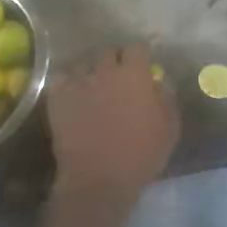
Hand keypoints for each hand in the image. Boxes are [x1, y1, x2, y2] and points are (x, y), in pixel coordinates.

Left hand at [45, 45, 177, 211]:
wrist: (98, 179)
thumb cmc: (141, 155)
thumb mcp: (169, 128)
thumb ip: (167, 98)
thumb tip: (159, 81)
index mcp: (134, 75)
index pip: (137, 47)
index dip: (140, 55)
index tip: (142, 66)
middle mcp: (105, 71)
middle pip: (109, 53)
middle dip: (115, 62)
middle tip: (119, 80)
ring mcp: (78, 82)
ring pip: (84, 64)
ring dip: (91, 72)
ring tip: (94, 88)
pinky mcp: (57, 97)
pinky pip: (62, 79)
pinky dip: (69, 83)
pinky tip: (74, 97)